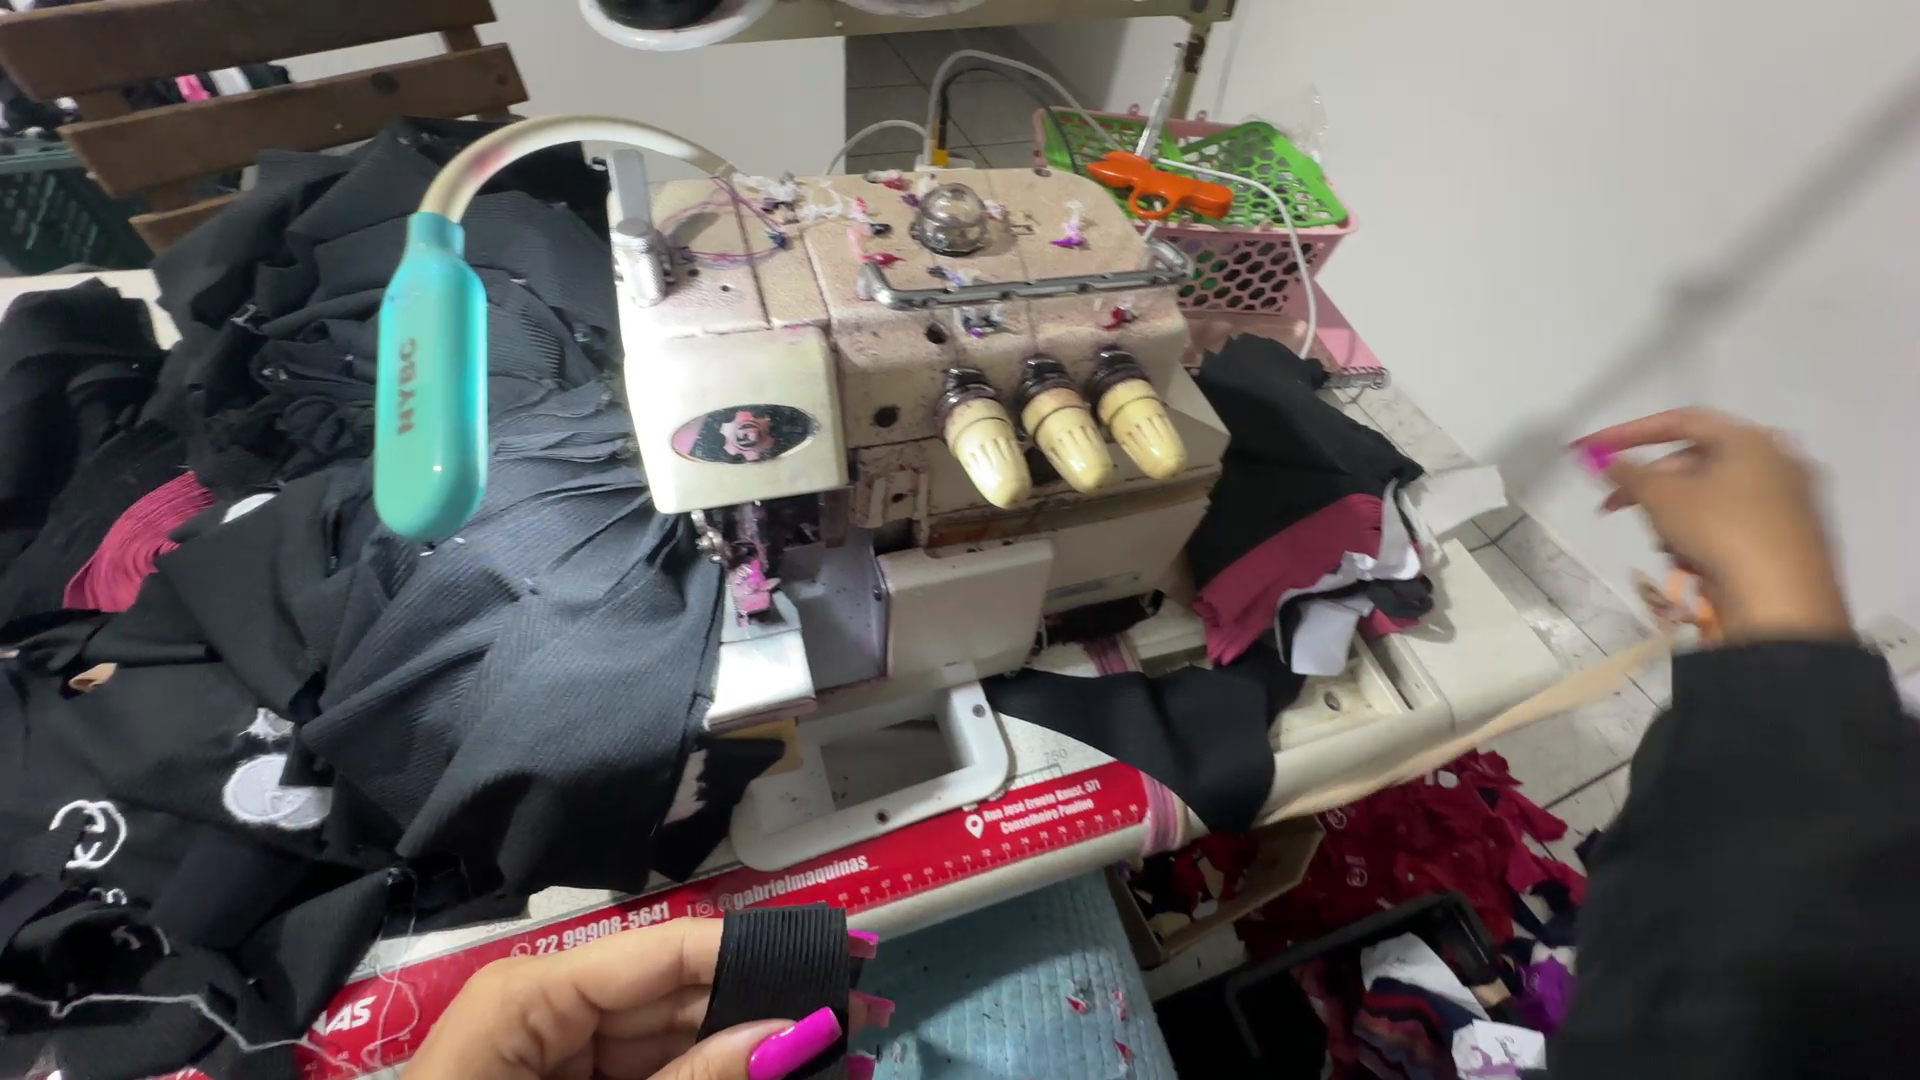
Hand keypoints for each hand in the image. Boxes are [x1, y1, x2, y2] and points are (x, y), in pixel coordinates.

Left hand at [401, 919, 878, 1079]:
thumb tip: (792, 1033)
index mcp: (537, 989)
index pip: (667, 947)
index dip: (752, 953)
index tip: (829, 960)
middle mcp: (558, 1005)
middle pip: (680, 993)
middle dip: (759, 1008)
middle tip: (844, 1015)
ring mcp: (565, 1053)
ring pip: (676, 1037)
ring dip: (747, 1047)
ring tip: (824, 1050)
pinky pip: (658, 1073)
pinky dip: (712, 1076)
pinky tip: (767, 1072)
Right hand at [1577, 407, 1850, 642]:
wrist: (1782, 594)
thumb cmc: (1719, 530)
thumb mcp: (1660, 497)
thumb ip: (1627, 472)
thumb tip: (1606, 461)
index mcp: (1750, 440)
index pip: (1678, 421)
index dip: (1626, 432)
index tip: (1587, 449)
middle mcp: (1776, 457)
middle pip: (1692, 458)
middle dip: (1647, 482)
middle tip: (1612, 505)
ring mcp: (1789, 492)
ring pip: (1707, 488)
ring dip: (1669, 508)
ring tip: (1656, 537)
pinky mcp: (1790, 524)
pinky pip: (1728, 511)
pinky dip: (1698, 523)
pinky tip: (1684, 550)